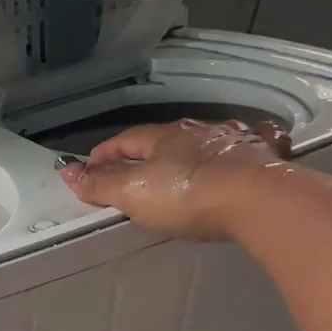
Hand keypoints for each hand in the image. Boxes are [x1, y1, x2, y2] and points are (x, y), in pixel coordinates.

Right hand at [56, 119, 291, 240]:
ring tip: (180, 165)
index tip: (90, 165)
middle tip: (132, 168)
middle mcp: (200, 131)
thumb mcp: (133, 194)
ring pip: (204, 140)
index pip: (126, 140)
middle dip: (146, 152)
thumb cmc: (188, 195)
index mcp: (165, 137)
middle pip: (164, 139)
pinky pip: (246, 146)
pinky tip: (238, 155)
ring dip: (188, 149)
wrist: (259, 199)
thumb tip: (68, 171)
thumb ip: (100, 185)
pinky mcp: (263, 157)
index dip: (106, 153)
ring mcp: (235, 140)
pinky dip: (235, 150)